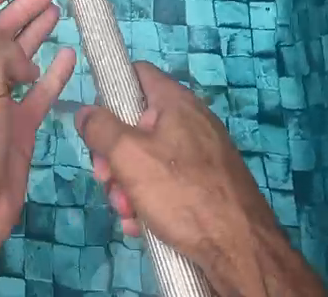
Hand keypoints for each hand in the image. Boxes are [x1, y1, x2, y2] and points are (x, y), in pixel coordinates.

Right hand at [75, 62, 324, 296]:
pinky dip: (152, 200)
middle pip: (138, 123)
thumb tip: (85, 113)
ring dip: (129, 184)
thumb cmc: (182, 193)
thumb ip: (99, 128)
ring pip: (151, 158)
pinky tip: (142, 225)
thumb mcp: (128, 155)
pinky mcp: (211, 187)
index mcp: (176, 102)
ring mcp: (204, 156)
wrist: (243, 253)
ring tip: (126, 212)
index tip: (97, 124)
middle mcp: (192, 122)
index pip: (136, 73)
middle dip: (115, 154)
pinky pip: (171, 182)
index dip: (111, 92)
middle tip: (105, 180)